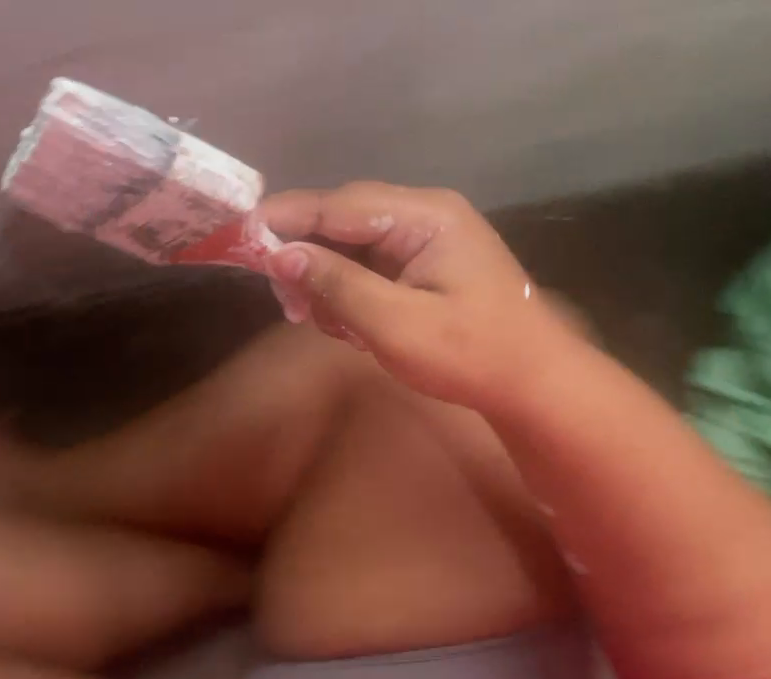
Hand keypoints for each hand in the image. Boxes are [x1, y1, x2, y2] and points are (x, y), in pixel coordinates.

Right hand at [260, 183, 589, 412]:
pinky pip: (365, 267)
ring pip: (348, 246)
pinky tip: (351, 327)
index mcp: (424, 217)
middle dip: (306, 259)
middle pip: (340, 220)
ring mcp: (422, 239)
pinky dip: (346, 294)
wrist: (530, 381)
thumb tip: (280, 255)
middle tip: (289, 308)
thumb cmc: (469, 354)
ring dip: (326, 283)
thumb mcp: (395, 324)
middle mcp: (422, 215)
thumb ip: (337, 285)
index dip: (286, 219)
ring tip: (329, 326)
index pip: (338, 205)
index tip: (240, 236)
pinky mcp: (420, 264)